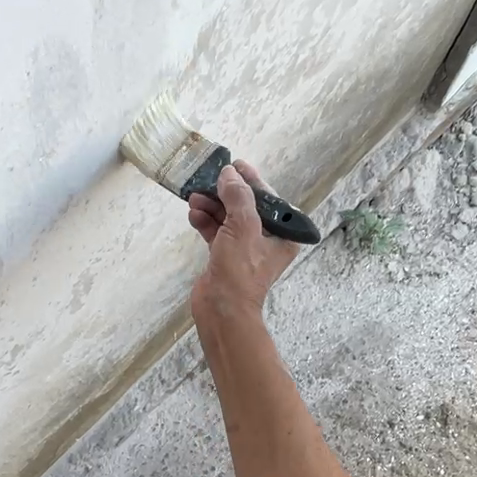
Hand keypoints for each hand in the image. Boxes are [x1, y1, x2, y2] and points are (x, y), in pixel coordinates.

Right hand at [187, 161, 300, 324]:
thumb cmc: (239, 271)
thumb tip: (229, 173)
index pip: (268, 198)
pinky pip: (216, 232)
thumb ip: (238, 196)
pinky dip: (205, 222)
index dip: (250, 180)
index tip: (234, 164)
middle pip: (245, 206)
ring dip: (211, 206)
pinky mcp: (225, 257)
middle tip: (206, 180)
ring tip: (193, 198)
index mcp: (283, 234)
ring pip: (227, 218)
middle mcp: (267, 239)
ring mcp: (244, 249)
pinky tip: (193, 215)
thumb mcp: (243, 227)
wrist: (221, 311)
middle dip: (224, 193)